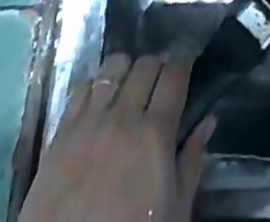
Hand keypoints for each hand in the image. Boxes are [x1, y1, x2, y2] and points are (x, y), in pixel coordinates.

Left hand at [18, 54, 214, 221]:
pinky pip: (82, 88)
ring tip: (131, 83)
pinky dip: (97, 84)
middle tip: (162, 78)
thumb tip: (208, 121)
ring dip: (128, 68)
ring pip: (113, 67)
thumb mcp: (175, 209)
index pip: (174, 76)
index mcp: (155, 134)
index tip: (188, 62)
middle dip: (159, 64)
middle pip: (145, 65)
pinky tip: (101, 98)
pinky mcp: (61, 133)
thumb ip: (192, 160)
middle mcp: (123, 117)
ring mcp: (89, 122)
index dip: (184, 62)